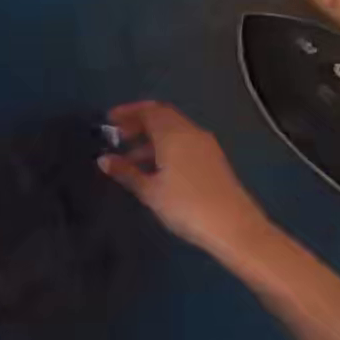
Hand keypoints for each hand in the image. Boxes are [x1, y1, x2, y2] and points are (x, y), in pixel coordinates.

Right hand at [99, 101, 274, 253]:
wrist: (235, 229)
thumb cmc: (186, 206)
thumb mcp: (149, 191)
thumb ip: (125, 172)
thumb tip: (104, 159)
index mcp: (174, 134)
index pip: (149, 110)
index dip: (128, 112)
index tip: (109, 120)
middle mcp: (191, 133)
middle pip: (162, 117)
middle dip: (138, 123)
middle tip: (117, 137)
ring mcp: (206, 147)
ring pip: (173, 132)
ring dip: (150, 139)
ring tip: (129, 159)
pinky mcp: (213, 161)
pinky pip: (183, 144)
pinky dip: (164, 148)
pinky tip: (154, 170)